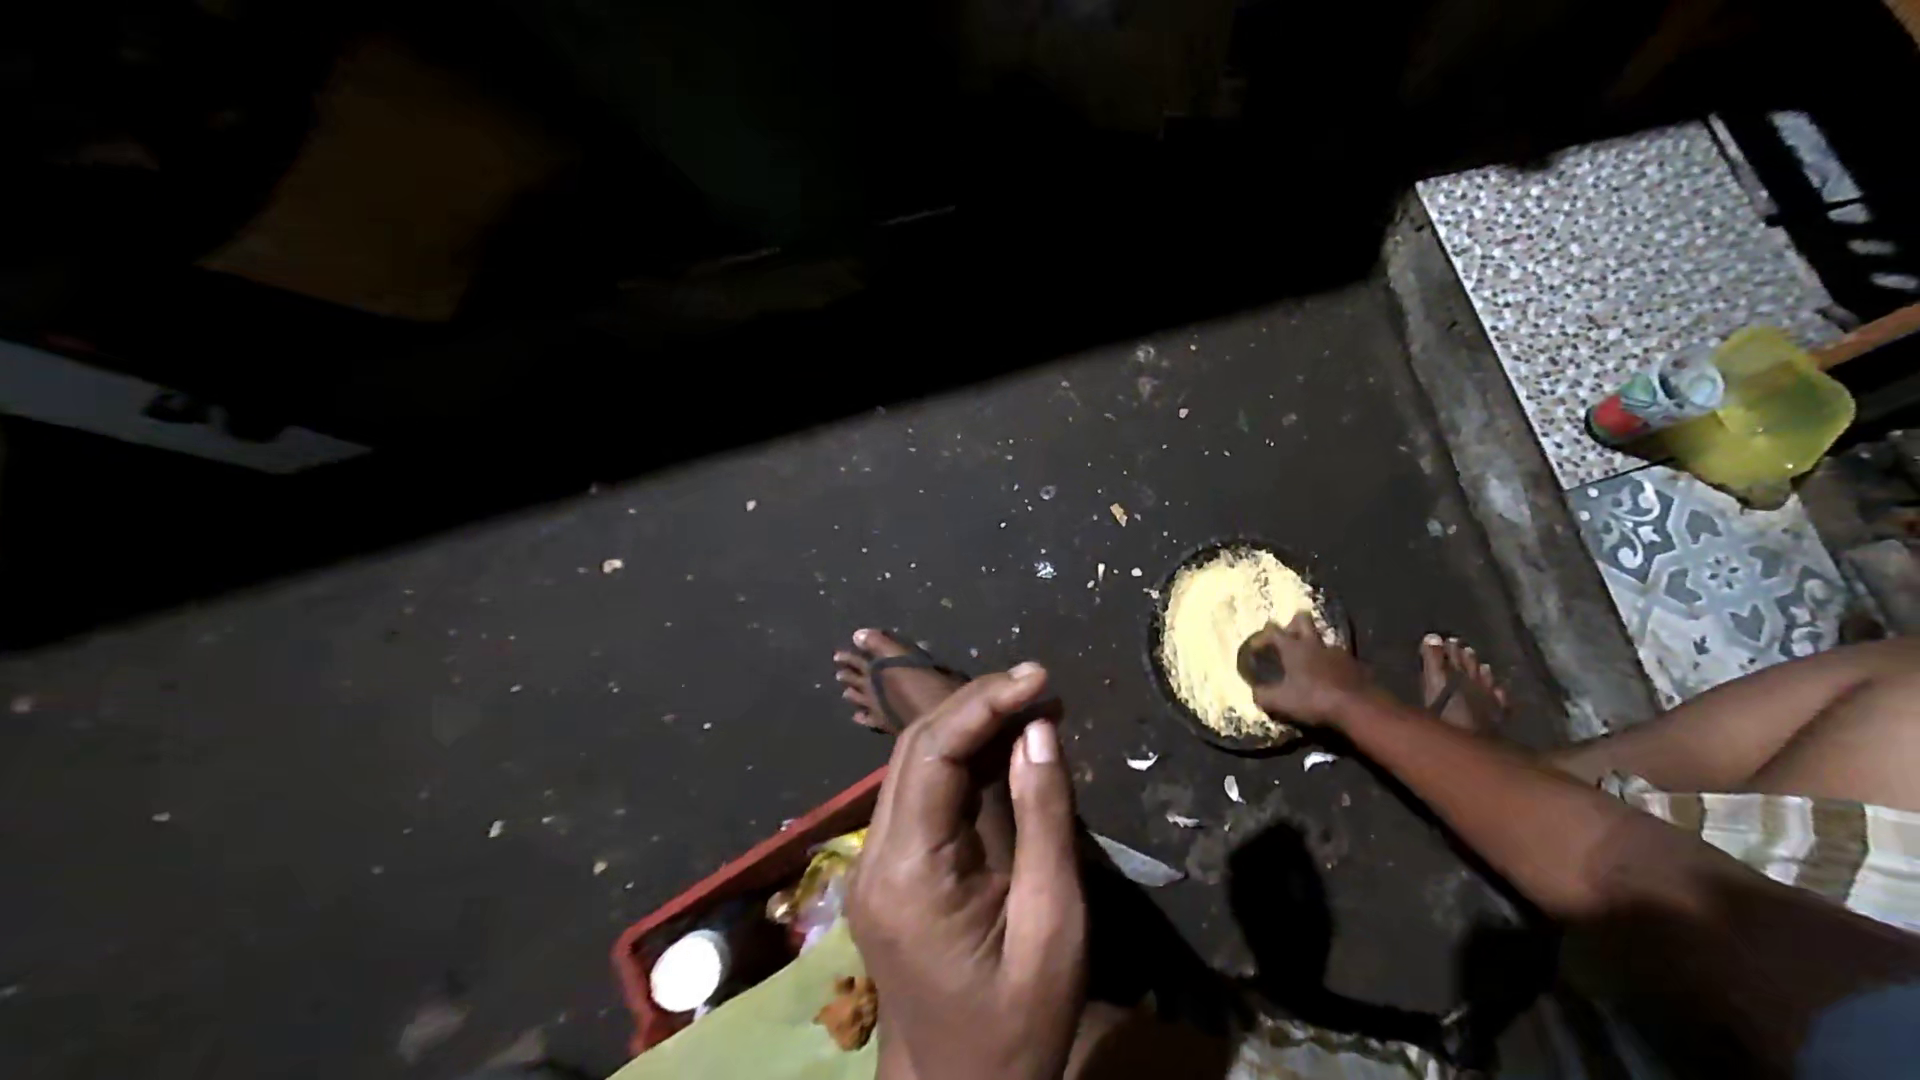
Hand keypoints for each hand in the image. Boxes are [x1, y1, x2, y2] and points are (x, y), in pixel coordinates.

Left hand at [849, 663, 1085, 1079]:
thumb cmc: (1015, 1024)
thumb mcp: (1052, 927)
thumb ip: (1044, 821)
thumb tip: (1038, 731)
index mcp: (910, 872)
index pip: (934, 754)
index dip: (985, 702)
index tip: (1038, 678)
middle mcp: (878, 854)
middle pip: (917, 748)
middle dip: (977, 703)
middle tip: (1040, 686)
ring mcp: (876, 859)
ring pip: (916, 763)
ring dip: (972, 725)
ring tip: (1033, 706)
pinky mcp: (890, 866)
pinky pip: (923, 792)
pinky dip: (964, 759)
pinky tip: (1005, 746)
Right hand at [1245, 613, 1376, 725]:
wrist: (1360, 707)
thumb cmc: (1314, 700)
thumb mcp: (1281, 702)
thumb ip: (1263, 696)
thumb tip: (1254, 693)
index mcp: (1293, 649)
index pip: (1273, 631)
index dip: (1262, 636)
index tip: (1257, 647)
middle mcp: (1314, 644)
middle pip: (1302, 620)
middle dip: (1294, 622)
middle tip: (1289, 634)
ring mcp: (1337, 652)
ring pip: (1322, 640)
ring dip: (1314, 646)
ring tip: (1310, 663)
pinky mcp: (1355, 665)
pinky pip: (1339, 658)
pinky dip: (1331, 664)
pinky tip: (1329, 678)